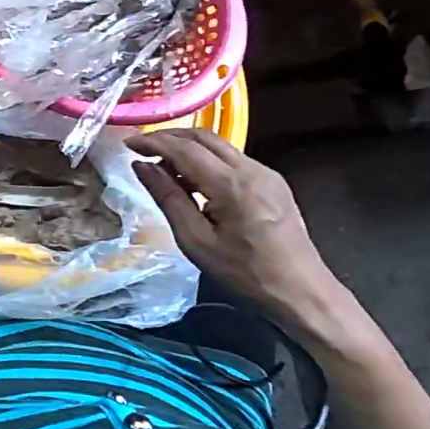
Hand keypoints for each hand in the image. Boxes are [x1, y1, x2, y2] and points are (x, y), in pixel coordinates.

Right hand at [126, 128, 342, 322]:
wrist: (302, 291)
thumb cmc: (245, 273)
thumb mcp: (196, 241)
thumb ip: (168, 198)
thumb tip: (141, 167)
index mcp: (232, 185)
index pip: (184, 149)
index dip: (153, 142)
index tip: (127, 143)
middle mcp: (252, 170)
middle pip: (204, 137)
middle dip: (169, 137)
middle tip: (141, 149)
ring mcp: (266, 173)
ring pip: (219, 145)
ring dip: (187, 148)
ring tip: (162, 168)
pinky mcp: (272, 182)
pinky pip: (231, 159)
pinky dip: (205, 161)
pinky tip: (191, 181)